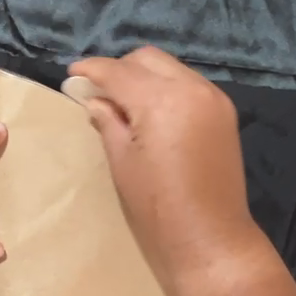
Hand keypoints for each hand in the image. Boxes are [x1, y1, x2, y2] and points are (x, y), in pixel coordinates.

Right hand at [70, 47, 275, 295]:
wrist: (210, 237)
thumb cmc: (157, 207)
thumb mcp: (122, 162)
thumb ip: (108, 122)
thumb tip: (94, 100)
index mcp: (161, 101)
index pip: (119, 71)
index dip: (92, 69)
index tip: (72, 73)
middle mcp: (191, 88)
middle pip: (147, 59)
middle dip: (119, 68)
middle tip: (97, 91)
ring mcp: (213, 98)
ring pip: (170, 68)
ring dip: (143, 76)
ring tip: (122, 102)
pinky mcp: (223, 112)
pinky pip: (188, 84)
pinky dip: (165, 87)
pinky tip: (150, 112)